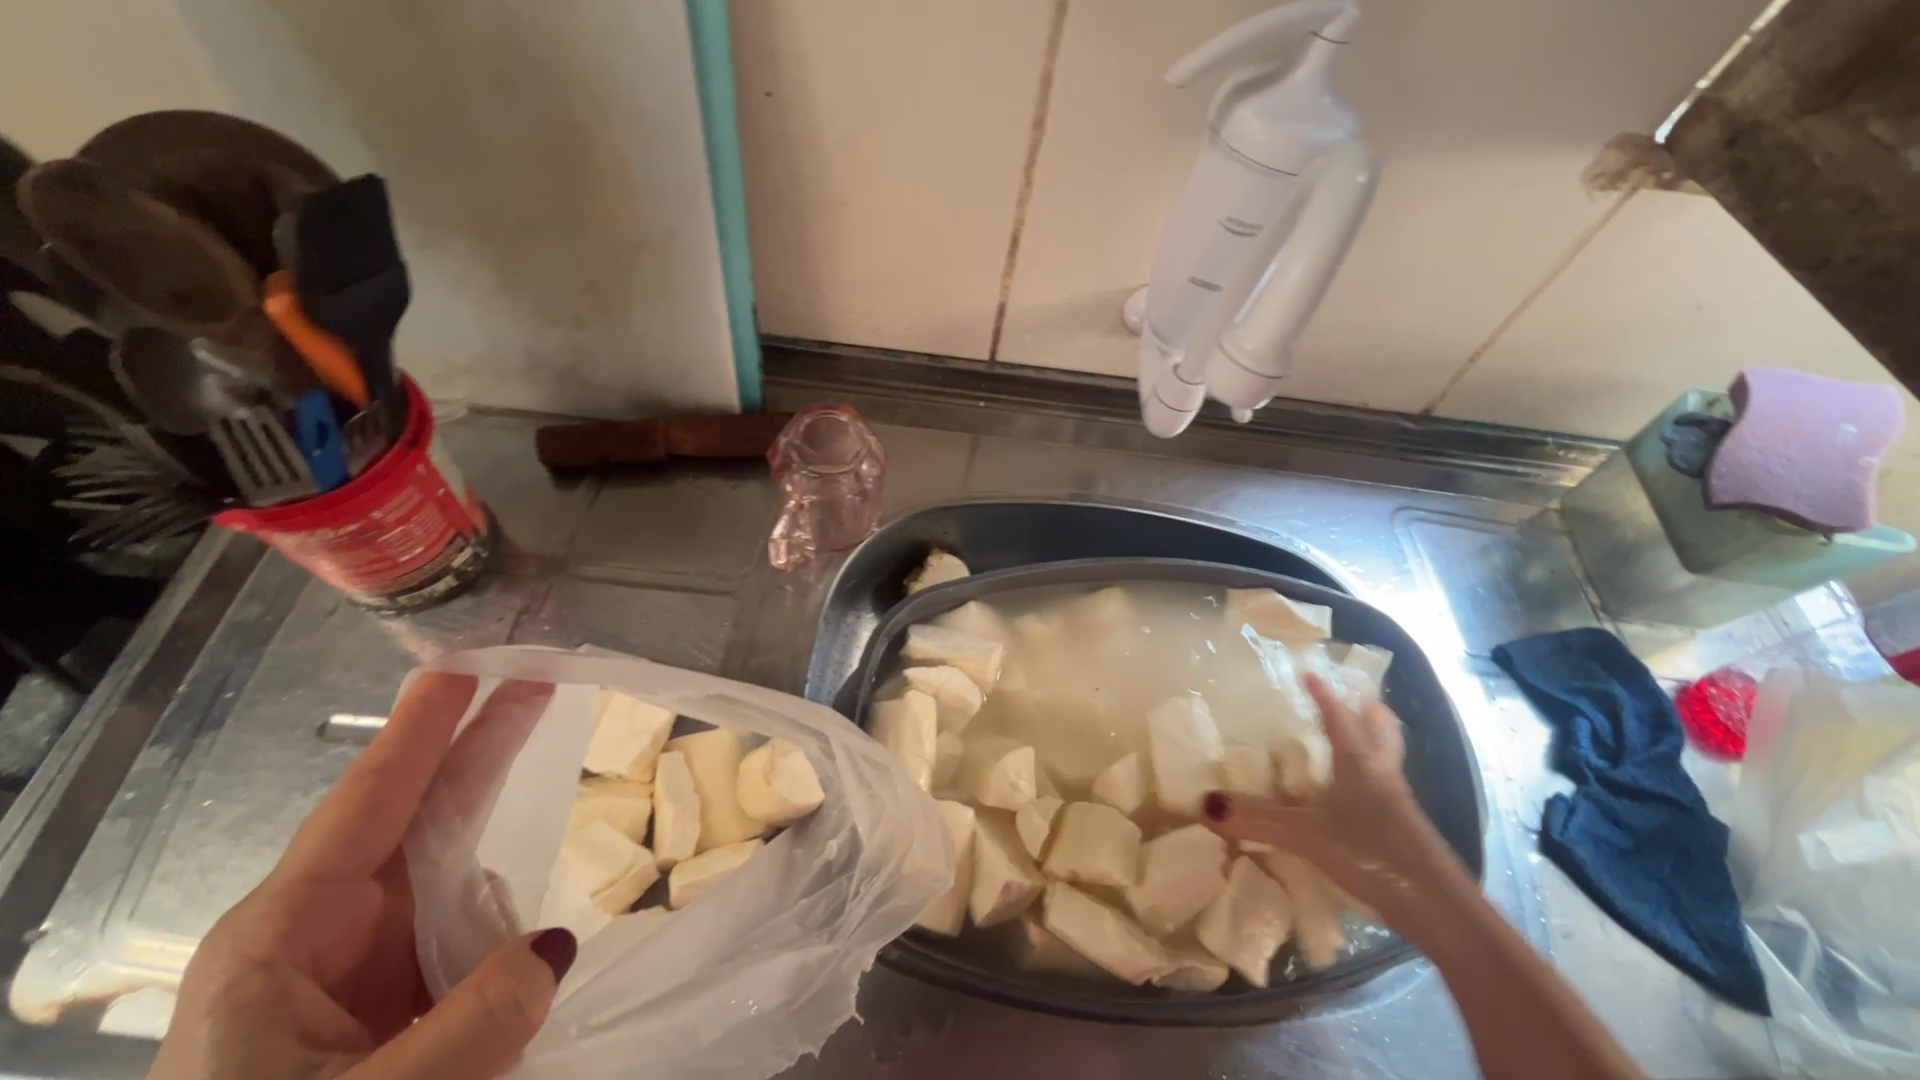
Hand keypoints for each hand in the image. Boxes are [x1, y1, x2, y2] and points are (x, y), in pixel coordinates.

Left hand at [152, 673, 570, 1079]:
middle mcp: (318, 939)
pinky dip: (497, 936)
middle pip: (417, 819)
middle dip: (478, 749)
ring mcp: (355, 976)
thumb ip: (474, 1023)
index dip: (421, 730)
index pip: (367, 804)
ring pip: (446, 886)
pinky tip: (522, 967)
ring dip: (498, 875)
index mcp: (283, 939)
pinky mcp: (386, 1010)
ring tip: (532, 899)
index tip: (460, 666)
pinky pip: (458, 945)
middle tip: (536, 684)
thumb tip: (556, 947)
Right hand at [1204, 673, 1464, 929]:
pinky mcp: (1405, 832)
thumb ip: (1257, 819)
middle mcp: (1382, 776)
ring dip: (1374, 744)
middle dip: (1368, 714)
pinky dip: (1373, 782)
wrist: (1436, 905)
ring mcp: (1398, 805)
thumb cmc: (1372, 853)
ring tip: (1358, 741)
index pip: (1338, 718)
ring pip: (1387, 761)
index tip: (1309, 674)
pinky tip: (1357, 800)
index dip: (1323, 696)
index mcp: (1359, 764)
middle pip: (1380, 733)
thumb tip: (1206, 804)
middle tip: (1359, 698)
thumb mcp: (1305, 835)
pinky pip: (1386, 792)